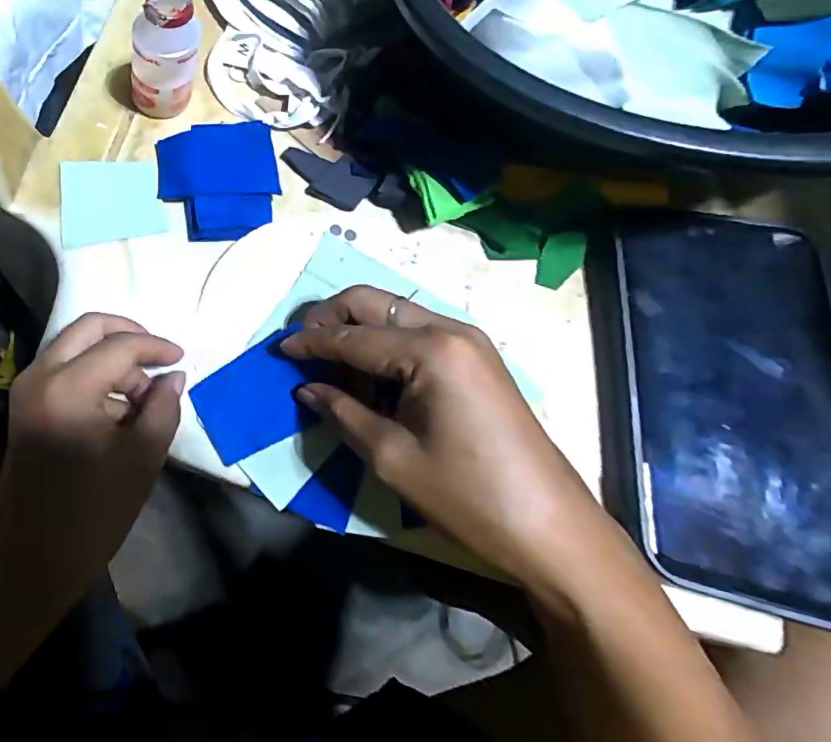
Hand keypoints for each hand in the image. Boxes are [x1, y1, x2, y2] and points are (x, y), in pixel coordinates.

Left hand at [0, 313, 182, 594]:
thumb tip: (173, 376)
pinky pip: (63, 366)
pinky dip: (93, 371)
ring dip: (111, 356)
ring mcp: (26, 388)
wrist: (27, 561)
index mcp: (68, 387)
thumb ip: (163, 406)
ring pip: (75, 344)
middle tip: (159, 358)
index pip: (121, 346)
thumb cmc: (91, 513)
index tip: (182, 360)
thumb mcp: (142, 458)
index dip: (157, 347)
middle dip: (129, 335)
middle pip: (89, 326)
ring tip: (141, 395)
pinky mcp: (23, 404)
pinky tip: (117, 407)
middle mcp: (39, 375)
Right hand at [280, 286, 605, 588]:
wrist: (552, 527)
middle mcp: (450, 329)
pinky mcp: (477, 358)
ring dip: (361, 335)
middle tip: (304, 349)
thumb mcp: (393, 458)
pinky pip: (419, 336)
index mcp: (430, 350)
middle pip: (375, 302)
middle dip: (332, 318)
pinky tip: (374, 385)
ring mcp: (469, 341)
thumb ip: (344, 413)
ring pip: (396, 316)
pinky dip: (388, 349)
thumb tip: (307, 388)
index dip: (311, 342)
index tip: (278, 350)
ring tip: (337, 380)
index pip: (354, 334)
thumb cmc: (468, 496)